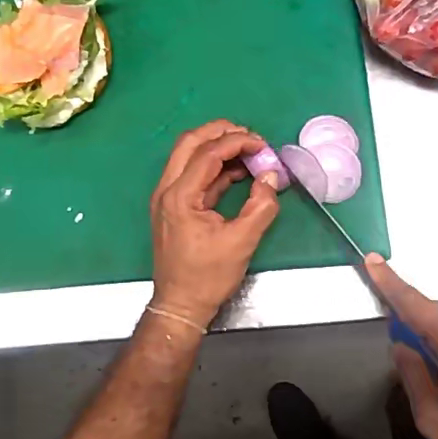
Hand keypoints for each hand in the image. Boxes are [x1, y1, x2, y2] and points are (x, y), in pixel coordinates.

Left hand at [148, 120, 279, 328]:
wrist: (180, 306)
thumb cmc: (207, 277)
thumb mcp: (242, 241)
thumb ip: (260, 205)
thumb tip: (271, 176)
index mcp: (179, 196)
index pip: (208, 153)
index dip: (237, 142)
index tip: (263, 146)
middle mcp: (166, 190)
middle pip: (190, 143)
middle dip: (220, 132)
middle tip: (250, 135)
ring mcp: (167, 197)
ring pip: (188, 156)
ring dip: (217, 148)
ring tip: (249, 151)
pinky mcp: (174, 207)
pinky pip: (193, 175)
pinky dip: (215, 167)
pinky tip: (239, 171)